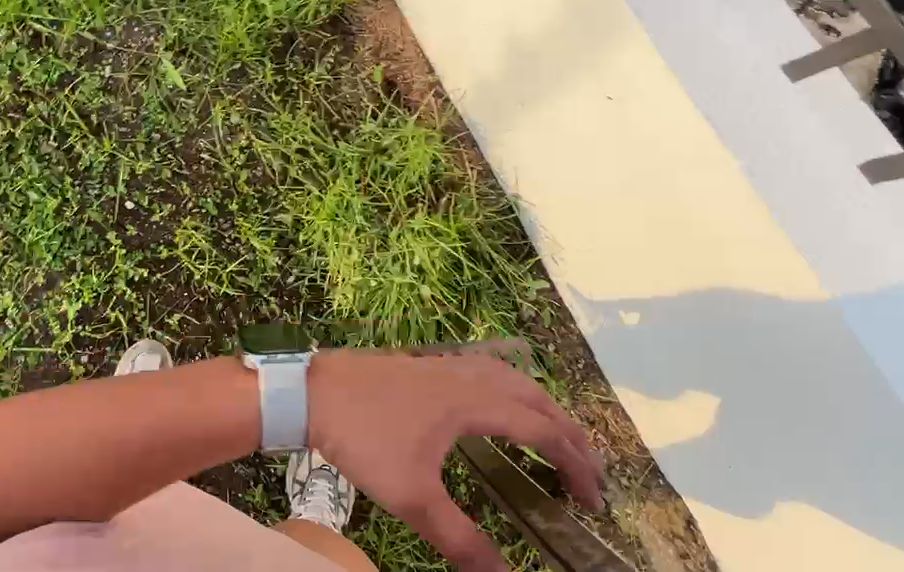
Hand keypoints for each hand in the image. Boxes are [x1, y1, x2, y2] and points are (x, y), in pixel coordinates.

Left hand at [305, 348, 603, 571]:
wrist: (309, 391)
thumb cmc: (362, 438)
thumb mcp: (410, 497)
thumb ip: (459, 538)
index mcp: (471, 402)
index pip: (541, 430)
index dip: (574, 463)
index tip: (594, 501)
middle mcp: (465, 375)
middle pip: (533, 397)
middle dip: (568, 432)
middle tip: (589, 471)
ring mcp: (443, 365)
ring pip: (509, 376)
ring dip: (540, 404)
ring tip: (555, 436)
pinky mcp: (423, 364)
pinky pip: (484, 368)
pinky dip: (508, 387)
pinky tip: (497, 402)